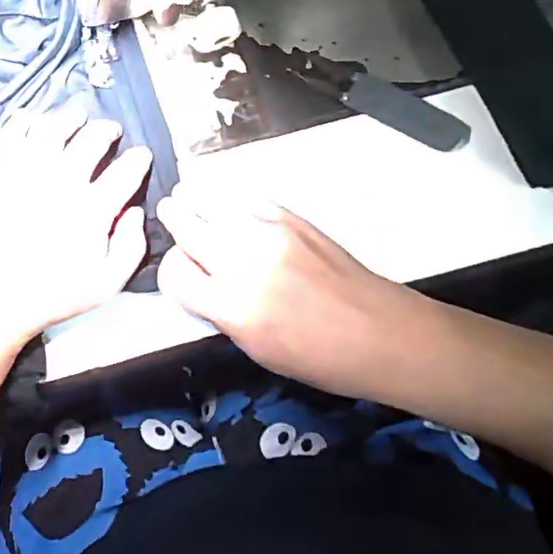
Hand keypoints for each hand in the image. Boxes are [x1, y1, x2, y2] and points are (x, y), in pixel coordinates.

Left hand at [0, 109, 150, 352]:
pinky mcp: (3, 173)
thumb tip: (136, 213)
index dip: (139, 158)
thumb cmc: (53, 292)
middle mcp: (62, 182)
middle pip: (92, 138)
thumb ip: (131, 246)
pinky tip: (35, 121)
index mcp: (92, 209)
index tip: (141, 155)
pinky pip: (14, 134)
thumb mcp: (107, 284)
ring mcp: (28, 174)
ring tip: (78, 115)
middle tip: (112, 131)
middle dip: (107, 129)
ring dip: (70, 115)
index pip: (126, 170)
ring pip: (53, 126)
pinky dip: (26, 121)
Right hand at [156, 183, 421, 397]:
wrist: (381, 334)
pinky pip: (245, 197)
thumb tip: (200, 280)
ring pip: (211, 201)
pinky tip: (230, 204)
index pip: (175, 273)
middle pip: (185, 226)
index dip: (171, 268)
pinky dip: (231, 199)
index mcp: (234, 311)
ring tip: (191, 197)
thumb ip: (221, 311)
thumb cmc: (323, 356)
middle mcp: (245, 268)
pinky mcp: (291, 219)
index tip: (179, 266)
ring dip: (197, 199)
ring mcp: (268, 236)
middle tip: (172, 212)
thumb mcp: (257, 349)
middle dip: (174, 219)